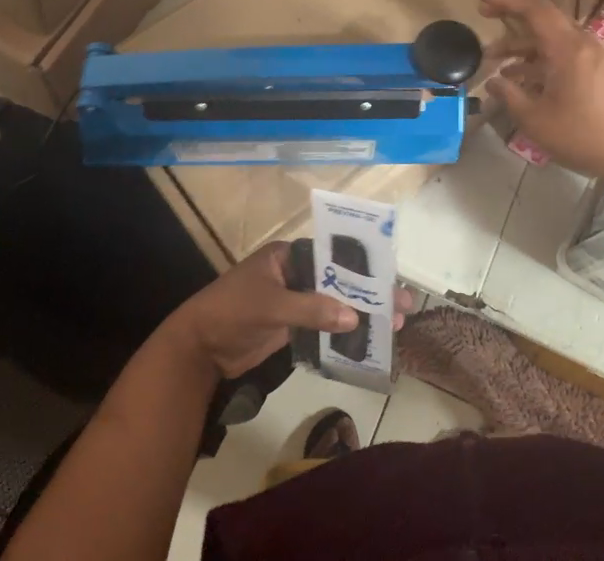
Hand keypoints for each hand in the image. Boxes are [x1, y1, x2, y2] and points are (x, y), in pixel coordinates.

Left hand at [164, 242, 409, 378]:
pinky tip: (370, 341)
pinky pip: (326, 327)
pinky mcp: (292, 327)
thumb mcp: (270, 306)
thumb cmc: (230, 312)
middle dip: (371, 292)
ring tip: (396, 324)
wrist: (198, 349)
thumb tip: (354, 317)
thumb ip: (311, 310)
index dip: (363, 265)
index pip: (333, 254)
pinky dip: (346, 333)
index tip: (391, 276)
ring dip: (363, 314)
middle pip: (340, 281)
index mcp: (288, 256)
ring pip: (336, 305)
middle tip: (405, 305)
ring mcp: (295, 302)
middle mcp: (295, 275)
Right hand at [480, 0, 603, 180]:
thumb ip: (509, 96)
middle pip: (542, 20)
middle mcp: (581, 45)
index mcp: (566, 48)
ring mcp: (592, 58)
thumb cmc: (583, 136)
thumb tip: (493, 82)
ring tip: (495, 61)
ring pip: (552, 40)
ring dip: (523, 46)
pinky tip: (522, 79)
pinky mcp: (598, 73)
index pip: (534, 8)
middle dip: (511, 18)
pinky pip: (563, 55)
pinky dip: (540, 60)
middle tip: (484, 16)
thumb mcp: (535, 120)